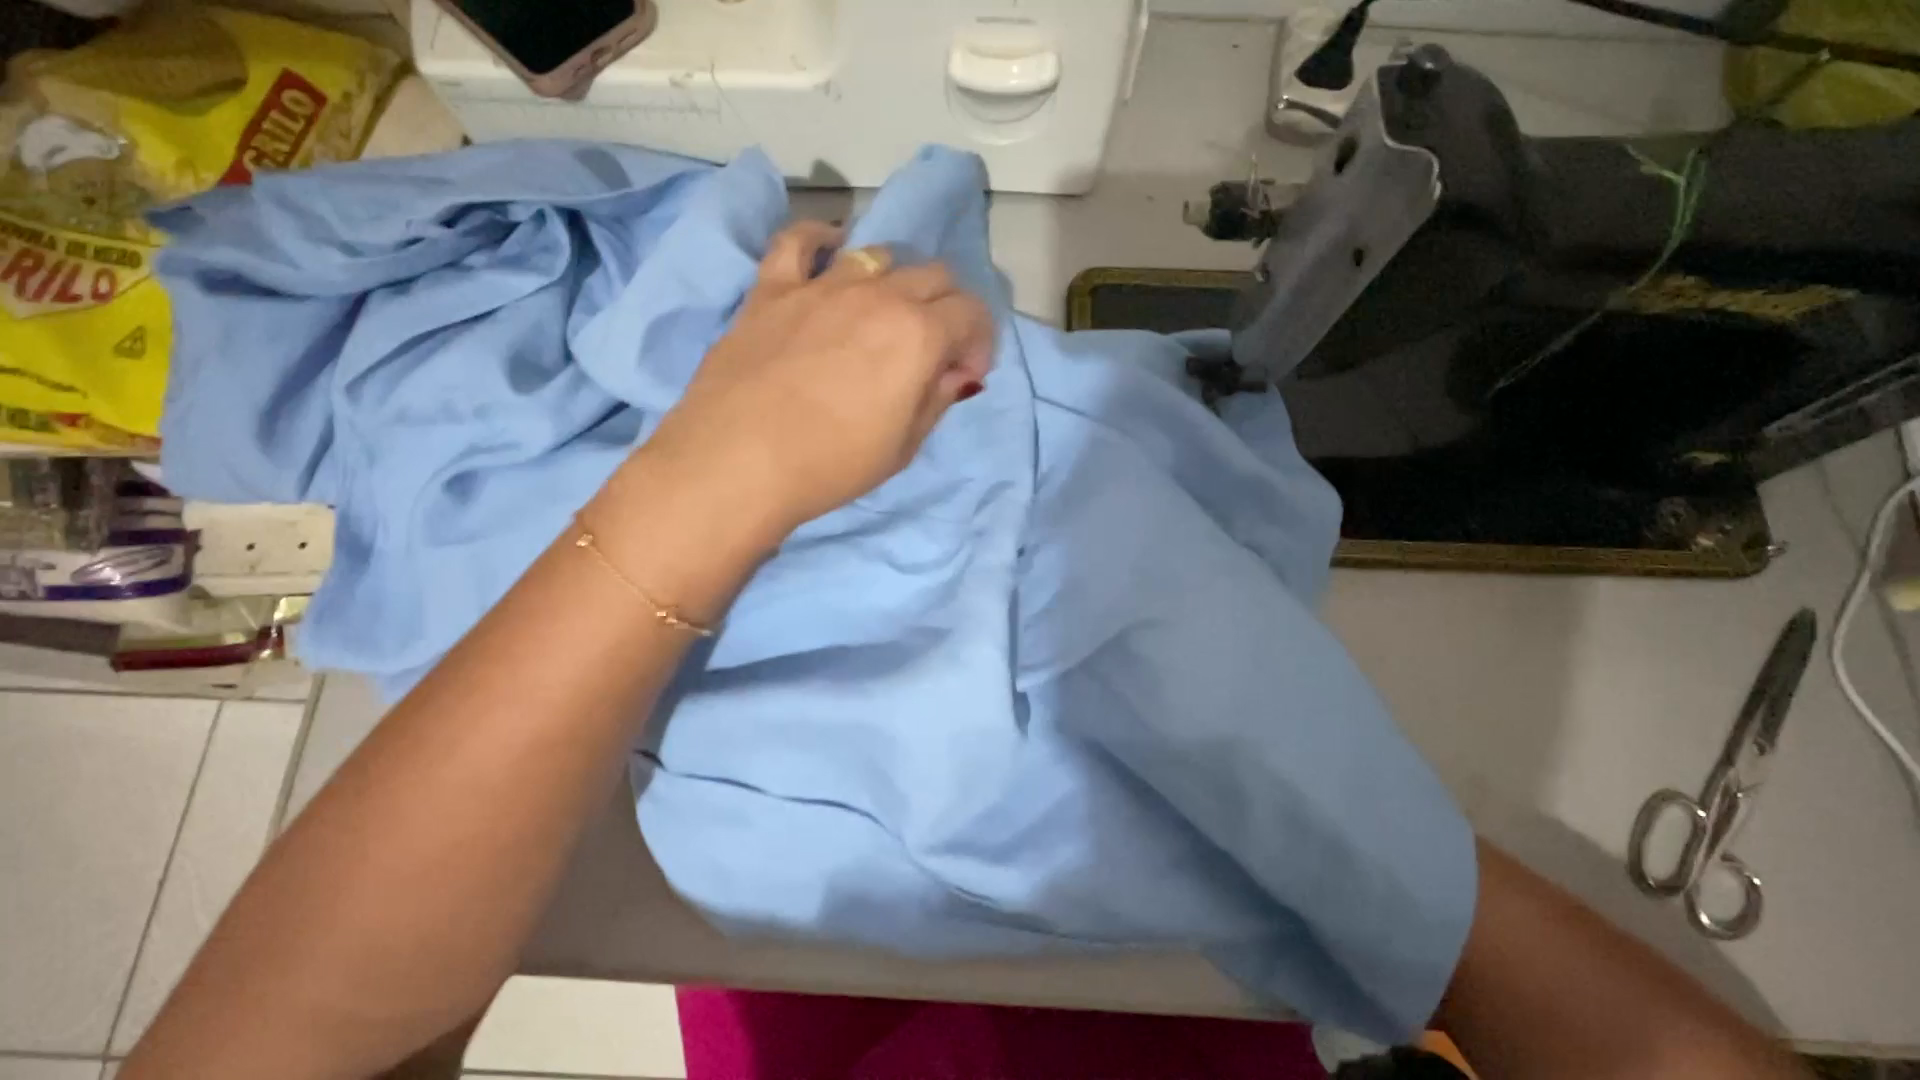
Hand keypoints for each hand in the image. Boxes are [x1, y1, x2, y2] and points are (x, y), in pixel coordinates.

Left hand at [640, 220, 994, 544]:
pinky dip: (819, 239)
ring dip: (893, 281)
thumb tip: (953, 372)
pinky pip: (797, 242)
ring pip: (877, 256)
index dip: (979, 343)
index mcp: (919, 333)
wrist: (736, 463)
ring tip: (881, 315)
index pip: (972, 313)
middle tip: (931, 349)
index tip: (964, 375)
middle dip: (946, 309)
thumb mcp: (903, 447)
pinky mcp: (771, 290)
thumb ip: (936, 399)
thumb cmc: (830, 466)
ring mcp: (821, 286)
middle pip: (933, 276)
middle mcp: (878, 295)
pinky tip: (827, 248)